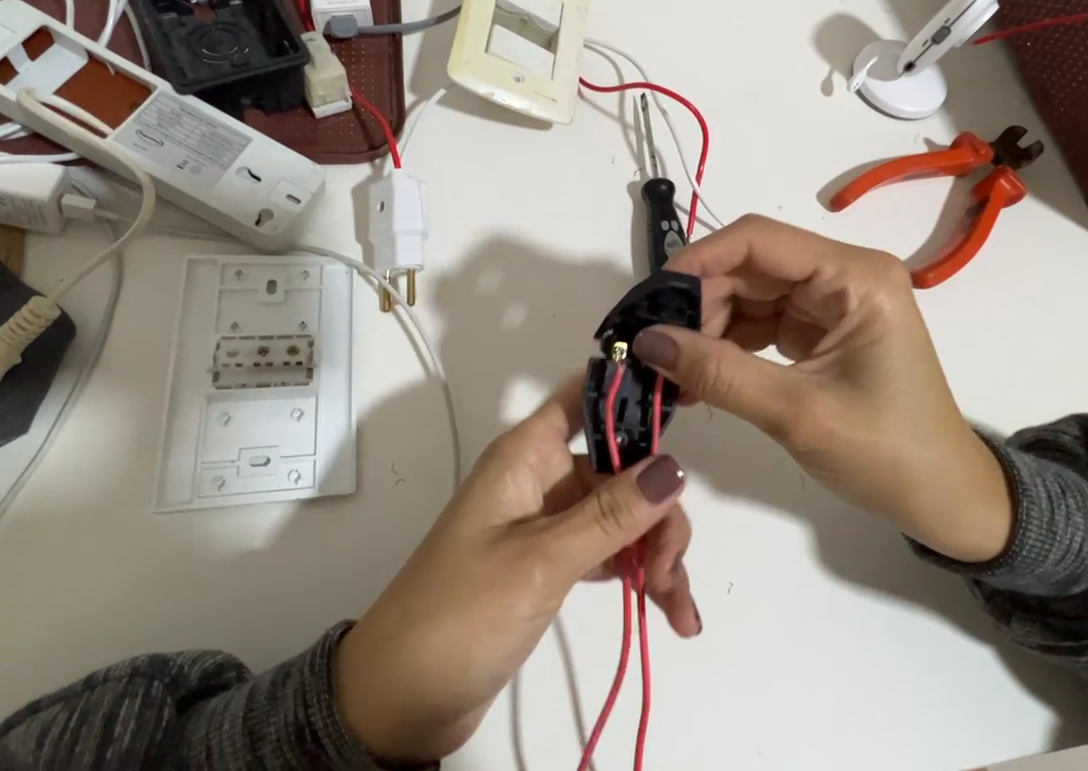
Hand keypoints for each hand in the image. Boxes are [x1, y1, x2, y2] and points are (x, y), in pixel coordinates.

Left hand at [335, 376, 698, 764]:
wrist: (401, 699)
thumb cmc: (461, 613)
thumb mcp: (541, 560)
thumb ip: (611, 514)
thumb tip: (674, 466)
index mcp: (526, 456)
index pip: (584, 396)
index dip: (631, 388)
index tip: (686, 397)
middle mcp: (540, 479)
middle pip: (620, 466)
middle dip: (657, 509)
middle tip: (670, 566)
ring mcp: (547, 524)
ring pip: (623, 514)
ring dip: (656, 552)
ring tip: (675, 606)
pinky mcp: (552, 565)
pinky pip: (610, 553)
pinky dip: (640, 576)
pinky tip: (671, 612)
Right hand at [631, 215, 1010, 562]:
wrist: (943, 499)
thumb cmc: (887, 453)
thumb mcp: (797, 412)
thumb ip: (719, 372)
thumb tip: (645, 342)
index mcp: (855, 276)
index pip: (758, 240)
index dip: (697, 261)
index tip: (650, 301)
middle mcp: (844, 275)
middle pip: (750, 266)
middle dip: (698, 303)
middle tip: (655, 348)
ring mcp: (833, 302)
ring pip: (749, 293)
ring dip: (707, 327)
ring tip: (672, 370)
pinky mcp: (822, 329)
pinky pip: (761, 322)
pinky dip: (727, 345)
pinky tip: (698, 375)